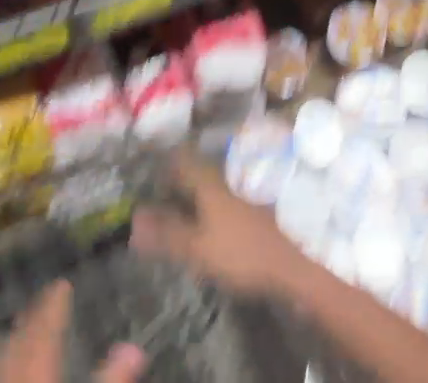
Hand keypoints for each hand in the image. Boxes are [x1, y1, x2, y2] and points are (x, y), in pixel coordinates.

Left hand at [0, 280, 144, 382]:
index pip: (46, 335)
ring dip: (19, 339)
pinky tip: (17, 369)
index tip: (62, 284)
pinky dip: (11, 363)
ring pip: (6, 363)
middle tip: (46, 295)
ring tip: (29, 323)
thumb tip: (136, 349)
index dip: (53, 307)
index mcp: (38, 379)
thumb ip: (112, 381)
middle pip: (21, 345)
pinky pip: (3, 377)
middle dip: (34, 318)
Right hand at [131, 155, 308, 296]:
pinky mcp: (256, 210)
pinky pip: (225, 200)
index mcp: (210, 182)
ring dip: (194, 196)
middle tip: (157, 197)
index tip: (146, 176)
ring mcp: (244, 193)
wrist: (293, 266)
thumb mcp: (197, 248)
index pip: (180, 161)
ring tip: (178, 213)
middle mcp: (227, 180)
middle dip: (176, 182)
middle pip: (196, 173)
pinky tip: (207, 226)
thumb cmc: (242, 253)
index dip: (162, 165)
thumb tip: (133, 219)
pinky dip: (211, 208)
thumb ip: (165, 234)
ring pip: (212, 186)